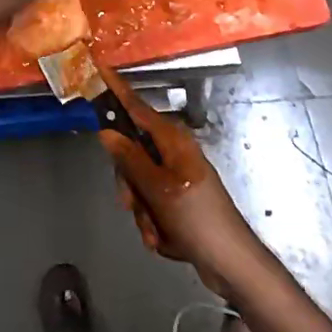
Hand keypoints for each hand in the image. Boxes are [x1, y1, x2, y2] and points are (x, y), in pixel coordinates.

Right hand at [96, 65, 255, 296]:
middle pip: (131, 152)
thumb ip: (130, 159)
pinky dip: (152, 221)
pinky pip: (151, 202)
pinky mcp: (178, 198)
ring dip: (142, 210)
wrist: (231, 263)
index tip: (100, 68)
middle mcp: (173, 151)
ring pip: (138, 182)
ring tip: (156, 232)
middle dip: (129, 184)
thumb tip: (107, 130)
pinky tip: (163, 240)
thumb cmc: (197, 218)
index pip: (137, 107)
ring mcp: (176, 175)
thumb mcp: (158, 188)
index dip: (117, 90)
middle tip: (132, 204)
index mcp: (172, 139)